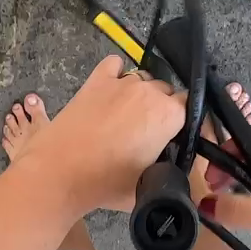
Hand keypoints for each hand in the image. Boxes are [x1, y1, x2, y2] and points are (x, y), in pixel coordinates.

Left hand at [11, 55, 186, 214]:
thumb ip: (168, 170)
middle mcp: (149, 92)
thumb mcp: (150, 185)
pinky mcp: (97, 80)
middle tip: (148, 131)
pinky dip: (116, 73)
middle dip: (162, 107)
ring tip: (126, 116)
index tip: (175, 133)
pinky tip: (112, 90)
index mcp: (168, 116)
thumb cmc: (105, 183)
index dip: (183, 119)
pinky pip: (114, 64)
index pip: (189, 105)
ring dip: (140, 93)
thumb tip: (171, 166)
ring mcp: (122, 83)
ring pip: (143, 78)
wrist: (61, 173)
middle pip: (166, 91)